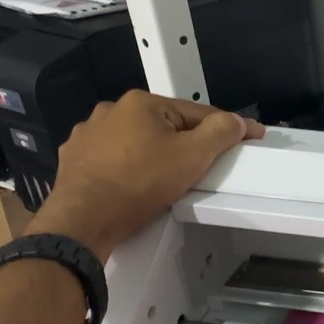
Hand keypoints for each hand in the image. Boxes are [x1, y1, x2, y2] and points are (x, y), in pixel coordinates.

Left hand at [27, 90, 263, 260]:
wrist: (84, 220)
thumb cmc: (141, 183)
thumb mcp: (193, 156)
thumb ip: (221, 132)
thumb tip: (237, 121)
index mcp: (141, 103)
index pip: (197, 112)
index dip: (226, 126)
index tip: (249, 137)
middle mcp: (110, 111)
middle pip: (165, 125)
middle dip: (185, 141)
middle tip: (203, 165)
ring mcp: (87, 135)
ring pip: (136, 140)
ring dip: (154, 152)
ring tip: (166, 178)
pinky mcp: (74, 159)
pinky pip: (112, 158)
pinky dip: (127, 166)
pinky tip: (134, 183)